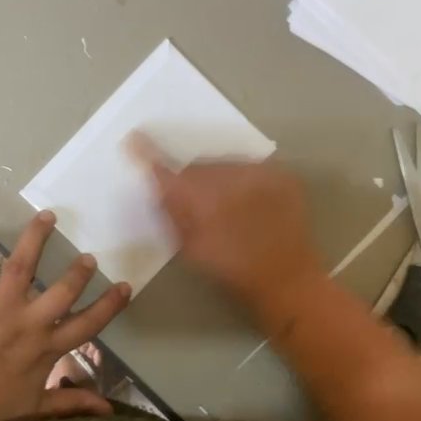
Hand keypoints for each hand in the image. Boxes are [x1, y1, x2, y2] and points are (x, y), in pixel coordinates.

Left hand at [0, 211, 131, 420]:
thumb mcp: (36, 409)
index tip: (124, 286)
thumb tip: (108, 410)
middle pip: (61, 290)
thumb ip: (72, 403)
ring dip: (33, 239)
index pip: (87, 323)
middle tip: (88, 256)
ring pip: (19, 267)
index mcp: (46, 348)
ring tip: (45, 217)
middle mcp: (27, 323)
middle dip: (78, 271)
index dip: (109, 305)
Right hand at [130, 133, 325, 312]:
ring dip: (218, 179)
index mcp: (200, 197)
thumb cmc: (232, 271)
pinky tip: (248, 203)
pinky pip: (250, 168)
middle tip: (196, 203)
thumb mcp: (190, 248)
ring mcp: (258, 171)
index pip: (166, 168)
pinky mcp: (281, 173)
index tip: (133, 139)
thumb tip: (159, 185)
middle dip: (192, 179)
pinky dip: (243, 180)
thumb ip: (172, 212)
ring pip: (225, 165)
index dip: (147, 152)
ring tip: (227, 207)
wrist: (287, 280)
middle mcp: (228, 175)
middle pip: (198, 167)